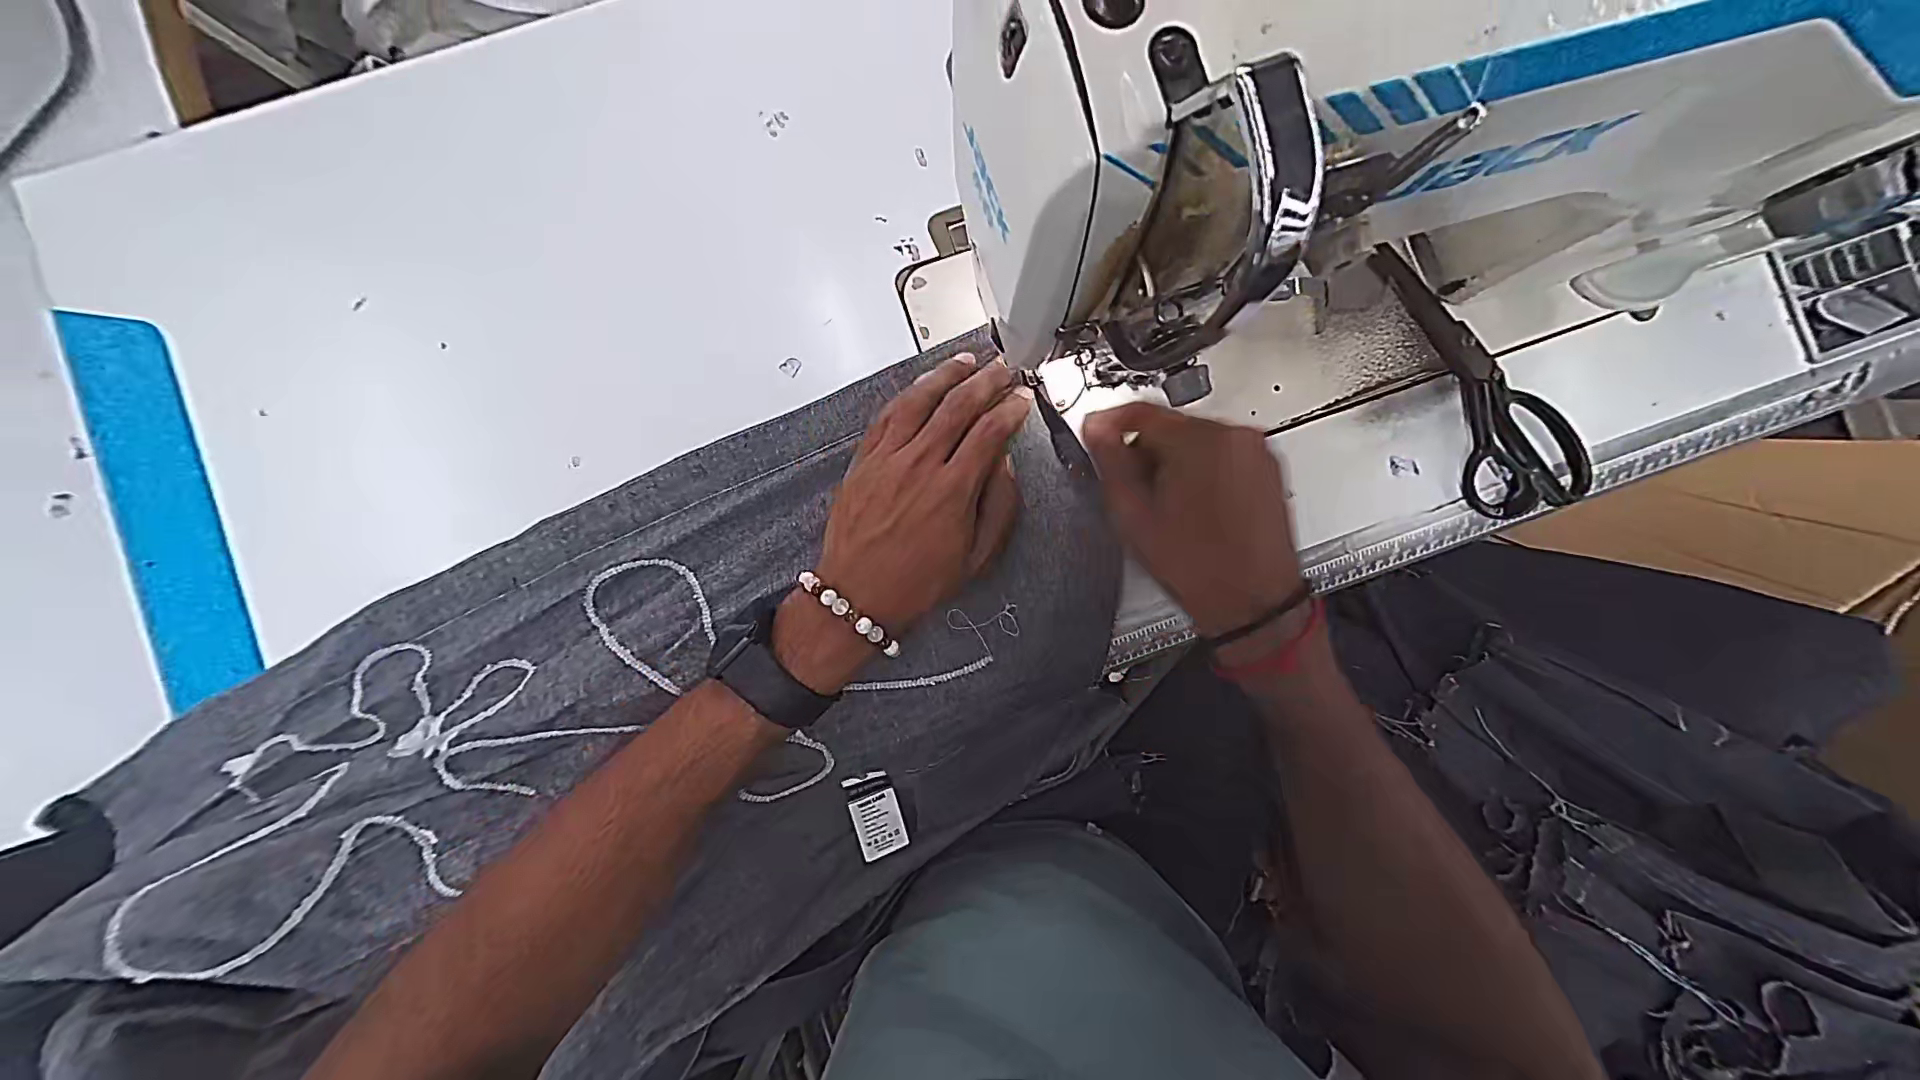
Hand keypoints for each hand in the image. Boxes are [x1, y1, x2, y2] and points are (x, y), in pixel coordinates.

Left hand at [773, 353, 1029, 692]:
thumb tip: (1006, 466)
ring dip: (946, 375)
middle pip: (959, 406)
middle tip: (1002, 370)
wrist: (858, 594)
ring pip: (920, 400)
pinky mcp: (864, 461)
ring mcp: (888, 459)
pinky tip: (921, 386)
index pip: (990, 431)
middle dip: (987, 381)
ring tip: (966, 361)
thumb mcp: (976, 558)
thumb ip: (999, 507)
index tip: (1022, 400)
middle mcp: (920, 466)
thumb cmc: (914, 582)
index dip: (1011, 409)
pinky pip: (887, 416)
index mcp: (953, 490)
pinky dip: (907, 395)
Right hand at [1082, 402, 1303, 638]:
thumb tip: (1097, 432)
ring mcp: (1255, 451)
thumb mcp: (1133, 516)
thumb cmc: (1200, 568)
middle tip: (1133, 487)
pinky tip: (1193, 508)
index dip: (1109, 422)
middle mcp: (1234, 437)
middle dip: (1145, 451)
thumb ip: (1109, 464)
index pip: (1141, 412)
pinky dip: (1201, 471)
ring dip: (1173, 461)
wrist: (1252, 600)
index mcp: (1198, 442)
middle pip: (1170, 426)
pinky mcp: (1267, 467)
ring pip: (1196, 440)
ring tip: (1167, 505)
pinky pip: (1221, 454)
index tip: (1097, 432)